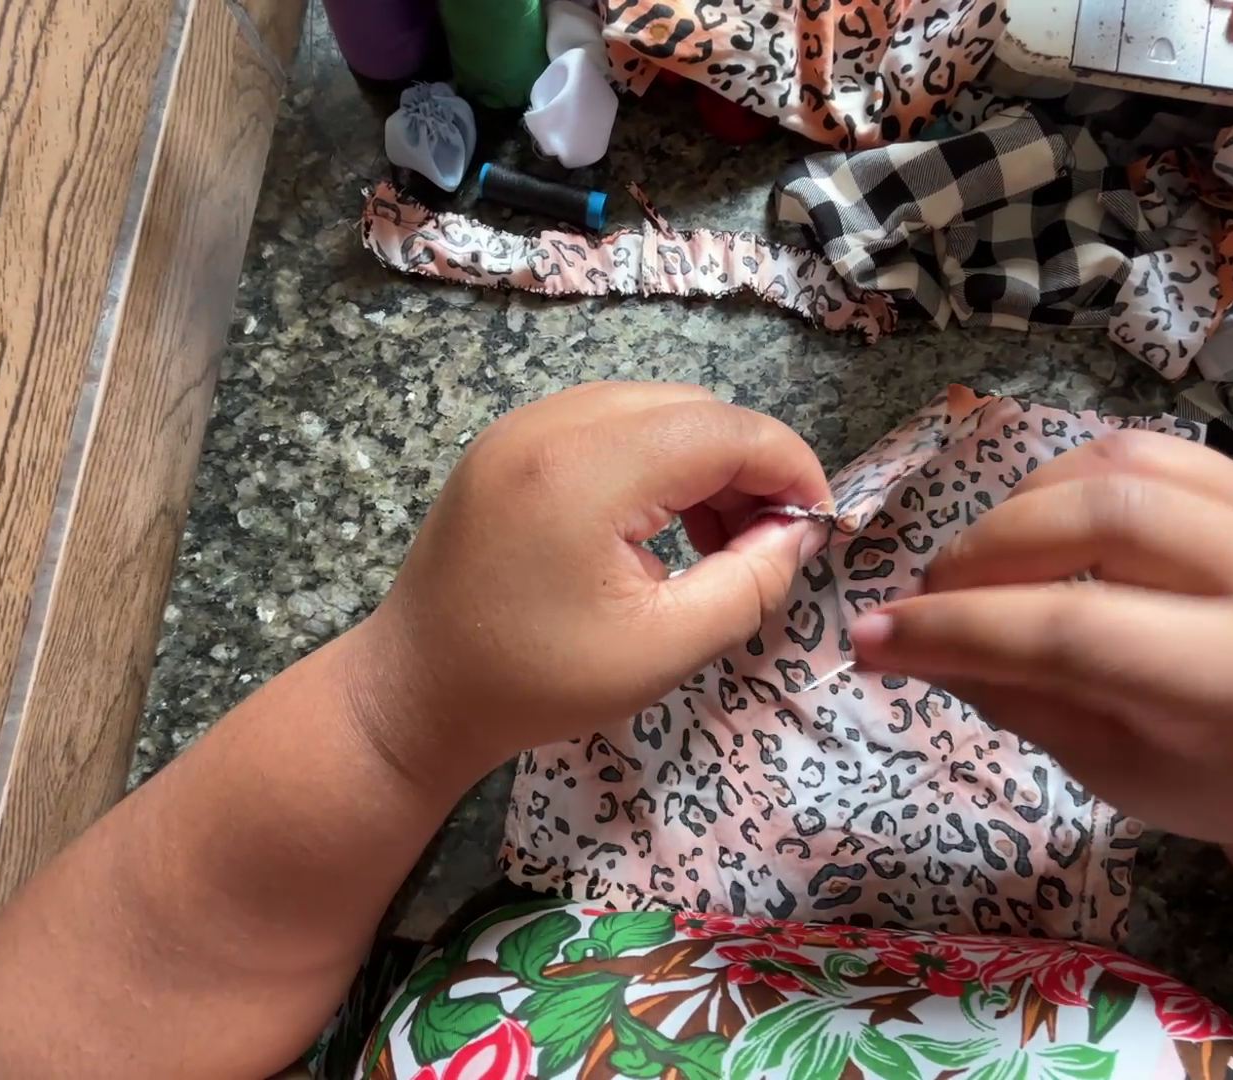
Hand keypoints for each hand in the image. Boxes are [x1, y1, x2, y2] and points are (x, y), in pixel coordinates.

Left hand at [347, 382, 830, 797]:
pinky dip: (653, 460)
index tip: (817, 521)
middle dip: (747, 465)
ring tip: (714, 537)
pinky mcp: (508, 443)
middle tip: (764, 538)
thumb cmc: (535, 684)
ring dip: (702, 461)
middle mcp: (551, 422)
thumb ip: (748, 583)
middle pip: (691, 409)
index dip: (789, 466)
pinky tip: (656, 521)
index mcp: (586, 468)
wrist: (416, 691)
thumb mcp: (662, 649)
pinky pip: (607, 424)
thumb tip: (795, 532)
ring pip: (652, 410)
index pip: (724, 429)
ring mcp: (521, 425)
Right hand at [848, 431, 1232, 846]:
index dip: (957, 629)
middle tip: (931, 596)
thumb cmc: (1206, 777)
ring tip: (980, 565)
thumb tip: (894, 642)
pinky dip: (1055, 479)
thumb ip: (1003, 693)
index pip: (1077, 635)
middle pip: (1100, 520)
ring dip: (1013, 511)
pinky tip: (1029, 525)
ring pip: (1110, 467)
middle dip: (984, 554)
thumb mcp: (1100, 765)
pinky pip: (1131, 447)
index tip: (868, 639)